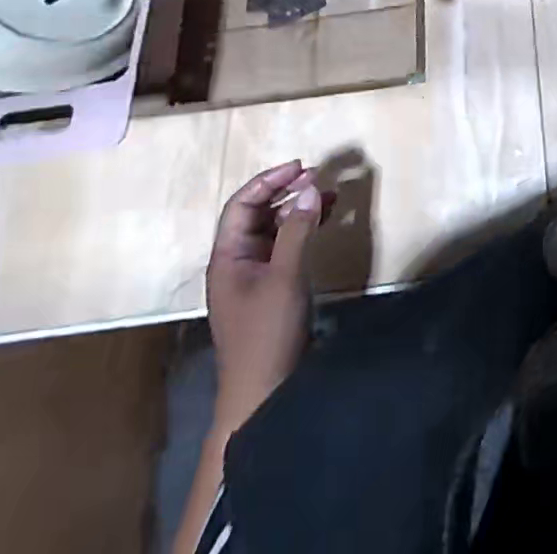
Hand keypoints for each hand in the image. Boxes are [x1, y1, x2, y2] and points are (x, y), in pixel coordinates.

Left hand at [205, 159, 329, 434]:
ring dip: (299, 209)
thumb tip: (309, 190)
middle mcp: (237, 260)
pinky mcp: (273, 286)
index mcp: (227, 256)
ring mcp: (255, 274)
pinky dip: (305, 230)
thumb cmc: (267, 332)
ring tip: (330, 194)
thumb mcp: (284, 277)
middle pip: (257, 214)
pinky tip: (326, 222)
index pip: (242, 206)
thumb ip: (296, 231)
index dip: (269, 182)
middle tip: (319, 177)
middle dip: (286, 192)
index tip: (301, 167)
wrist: (262, 389)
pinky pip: (287, 246)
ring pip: (275, 229)